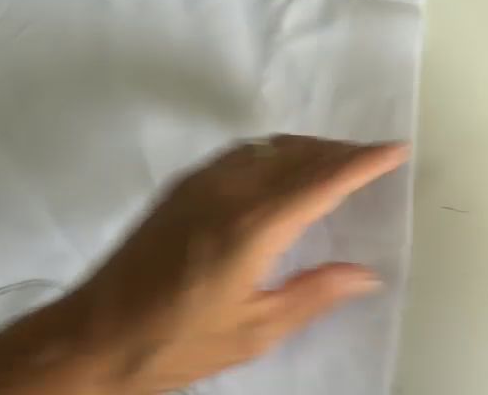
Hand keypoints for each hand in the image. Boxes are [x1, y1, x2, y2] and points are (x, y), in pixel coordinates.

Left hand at [0, 136, 409, 394]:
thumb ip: (313, 295)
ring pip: (272, 146)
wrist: (93, 334)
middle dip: (342, 149)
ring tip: (337, 158)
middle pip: (300, 153)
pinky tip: (284, 165)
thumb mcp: (253, 331)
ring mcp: (205, 180)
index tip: (394, 148)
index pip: (322, 181)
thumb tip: (366, 274)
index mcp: (255, 225)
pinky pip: (246, 151)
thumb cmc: (176, 341)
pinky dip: (278, 150)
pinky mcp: (186, 183)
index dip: (362, 162)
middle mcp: (233, 189)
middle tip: (373, 155)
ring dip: (310, 146)